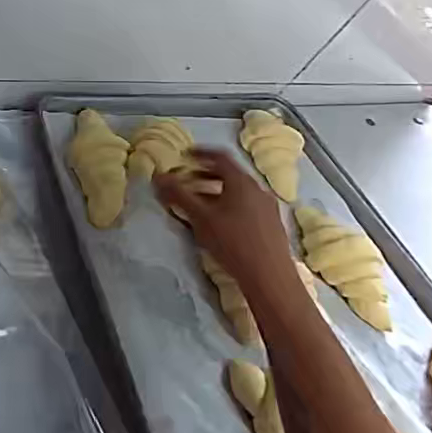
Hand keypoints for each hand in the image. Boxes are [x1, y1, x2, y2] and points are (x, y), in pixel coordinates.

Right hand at [155, 148, 296, 297]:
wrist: (270, 278)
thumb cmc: (233, 243)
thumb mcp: (200, 218)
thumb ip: (178, 195)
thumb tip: (159, 177)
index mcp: (241, 181)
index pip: (220, 157)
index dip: (201, 154)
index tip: (186, 155)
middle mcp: (258, 189)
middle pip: (230, 174)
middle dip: (206, 176)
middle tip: (189, 181)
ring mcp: (268, 207)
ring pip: (239, 191)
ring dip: (218, 192)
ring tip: (201, 205)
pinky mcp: (273, 224)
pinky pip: (248, 205)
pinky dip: (231, 205)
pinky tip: (221, 224)